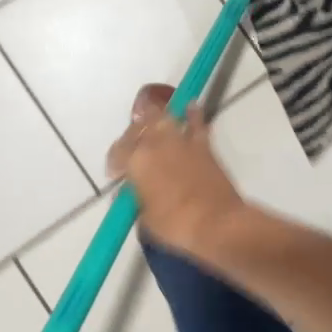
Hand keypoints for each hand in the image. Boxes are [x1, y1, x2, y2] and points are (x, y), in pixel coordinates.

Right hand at [106, 85, 245, 255]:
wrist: (218, 222)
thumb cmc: (176, 225)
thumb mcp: (146, 219)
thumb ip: (137, 200)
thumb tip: (134, 193)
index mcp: (137, 162)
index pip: (117, 152)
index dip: (114, 162)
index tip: (116, 174)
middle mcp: (156, 144)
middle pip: (138, 126)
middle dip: (133, 132)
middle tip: (133, 144)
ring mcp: (181, 141)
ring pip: (164, 117)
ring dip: (156, 116)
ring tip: (152, 117)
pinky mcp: (203, 145)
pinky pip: (196, 122)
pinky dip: (192, 113)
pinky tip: (190, 106)